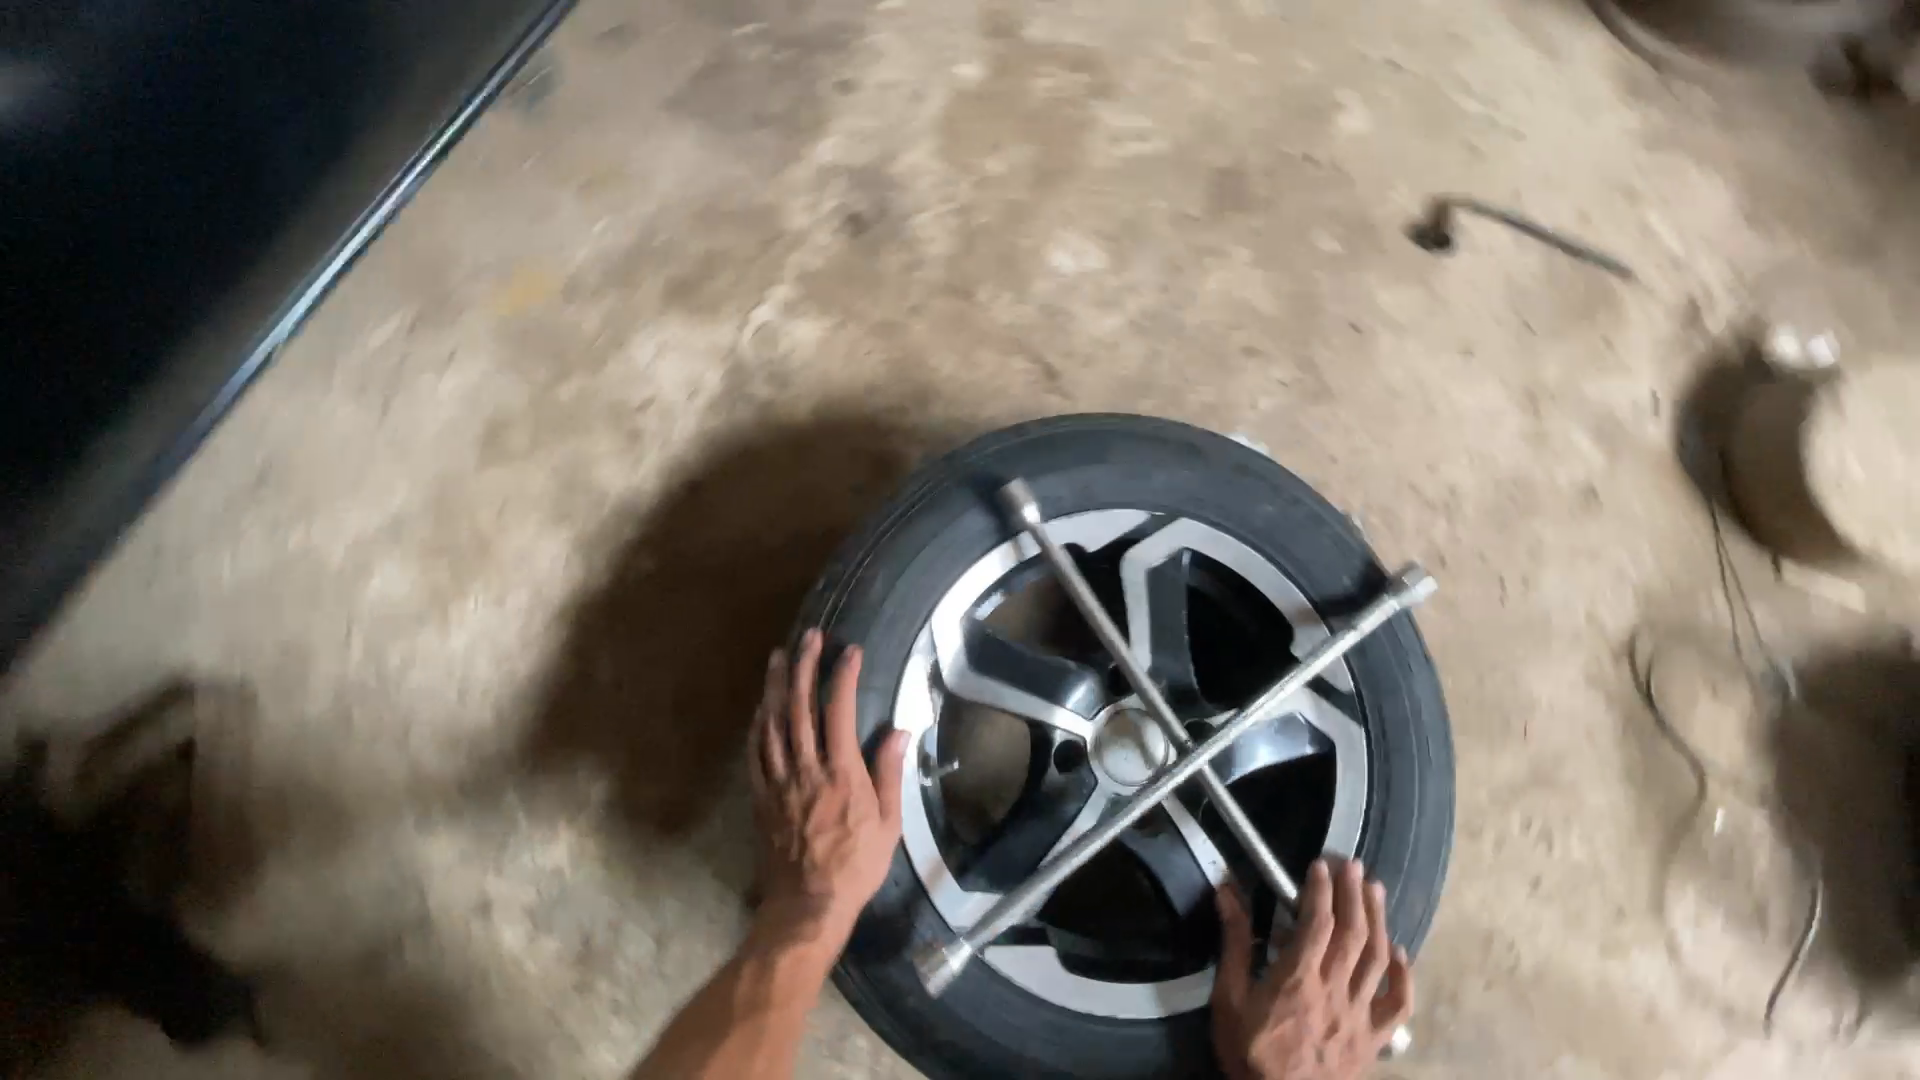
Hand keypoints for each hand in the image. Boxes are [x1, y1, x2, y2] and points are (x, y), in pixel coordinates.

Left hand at [748, 628, 909, 949]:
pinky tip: (760, 707)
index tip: (850, 651)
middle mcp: (806, 768)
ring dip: (774, 685)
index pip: (838, 710)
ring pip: (772, 723)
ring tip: (779, 655)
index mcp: (841, 772)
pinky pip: (754, 752)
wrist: (807, 906)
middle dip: (804, 666)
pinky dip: (757, 724)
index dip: (843, 675)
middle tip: (810, 636)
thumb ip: (889, 773)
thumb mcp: (888, 823)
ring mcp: (778, 781)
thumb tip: (898, 731)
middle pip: (799, 706)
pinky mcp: (760, 796)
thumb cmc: (856, 865)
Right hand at [1211, 860, 1413, 1079]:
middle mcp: (1334, 992)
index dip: (1321, 890)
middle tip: (1352, 865)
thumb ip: (1233, 943)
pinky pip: (1397, 1007)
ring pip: (1378, 961)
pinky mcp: (1373, 1041)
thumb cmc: (1248, 1052)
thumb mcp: (1228, 998)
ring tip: (1375, 891)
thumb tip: (1226, 892)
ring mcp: (1359, 1018)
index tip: (1319, 865)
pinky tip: (1399, 952)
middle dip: (1353, 894)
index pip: (1316, 923)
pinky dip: (1403, 977)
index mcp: (1297, 980)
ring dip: (1378, 920)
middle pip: (1352, 934)